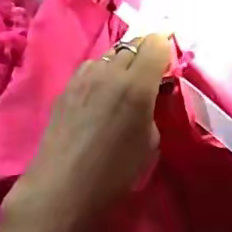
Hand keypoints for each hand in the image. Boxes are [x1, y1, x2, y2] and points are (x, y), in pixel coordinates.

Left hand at [0, 34, 173, 231]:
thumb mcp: (150, 142)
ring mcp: (84, 77)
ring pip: (110, 54)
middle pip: (133, 43)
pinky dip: (102, 73)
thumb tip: (150, 96)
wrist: (62, 188)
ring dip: (122, 61)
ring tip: (125, 82)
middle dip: (146, 51)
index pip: (155, 44)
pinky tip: (101, 93)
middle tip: (152, 70)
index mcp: (136, 85)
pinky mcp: (66, 87)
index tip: (170, 61)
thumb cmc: (114, 172)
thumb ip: (153, 109)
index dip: (165, 48)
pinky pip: (91, 68)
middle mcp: (110, 72)